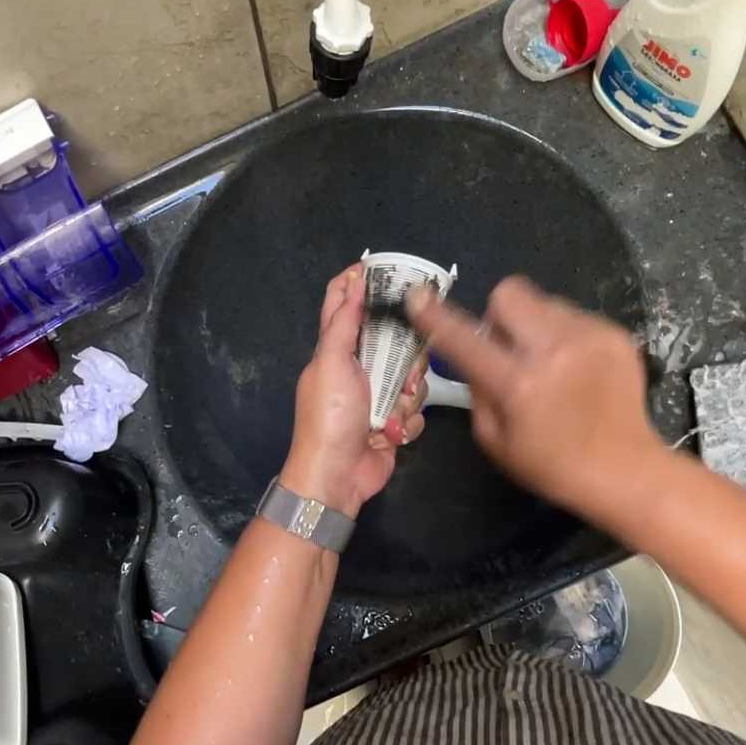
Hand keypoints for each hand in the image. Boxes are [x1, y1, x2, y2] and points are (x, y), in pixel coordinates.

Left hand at [280, 264, 427, 517]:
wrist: (337, 477)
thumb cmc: (330, 418)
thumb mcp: (331, 363)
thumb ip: (343, 323)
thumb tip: (352, 282)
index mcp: (335, 350)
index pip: (344, 304)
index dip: (359, 282)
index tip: (384, 268)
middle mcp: (358, 369)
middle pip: (394, 340)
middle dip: (405, 356)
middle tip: (405, 369)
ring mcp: (377, 398)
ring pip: (411, 378)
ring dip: (407, 398)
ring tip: (392, 414)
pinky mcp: (393, 424)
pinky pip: (415, 411)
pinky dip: (407, 423)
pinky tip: (393, 435)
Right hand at [406, 275, 670, 519]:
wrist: (624, 469)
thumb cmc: (550, 465)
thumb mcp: (495, 440)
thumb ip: (477, 390)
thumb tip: (474, 353)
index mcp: (518, 383)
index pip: (465, 339)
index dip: (436, 317)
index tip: (418, 297)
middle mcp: (554, 349)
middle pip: (508, 293)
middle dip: (498, 316)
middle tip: (506, 349)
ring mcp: (589, 336)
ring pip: (543, 302)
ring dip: (534, 327)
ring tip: (549, 367)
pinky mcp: (614, 333)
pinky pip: (573, 316)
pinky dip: (564, 337)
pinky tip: (575, 371)